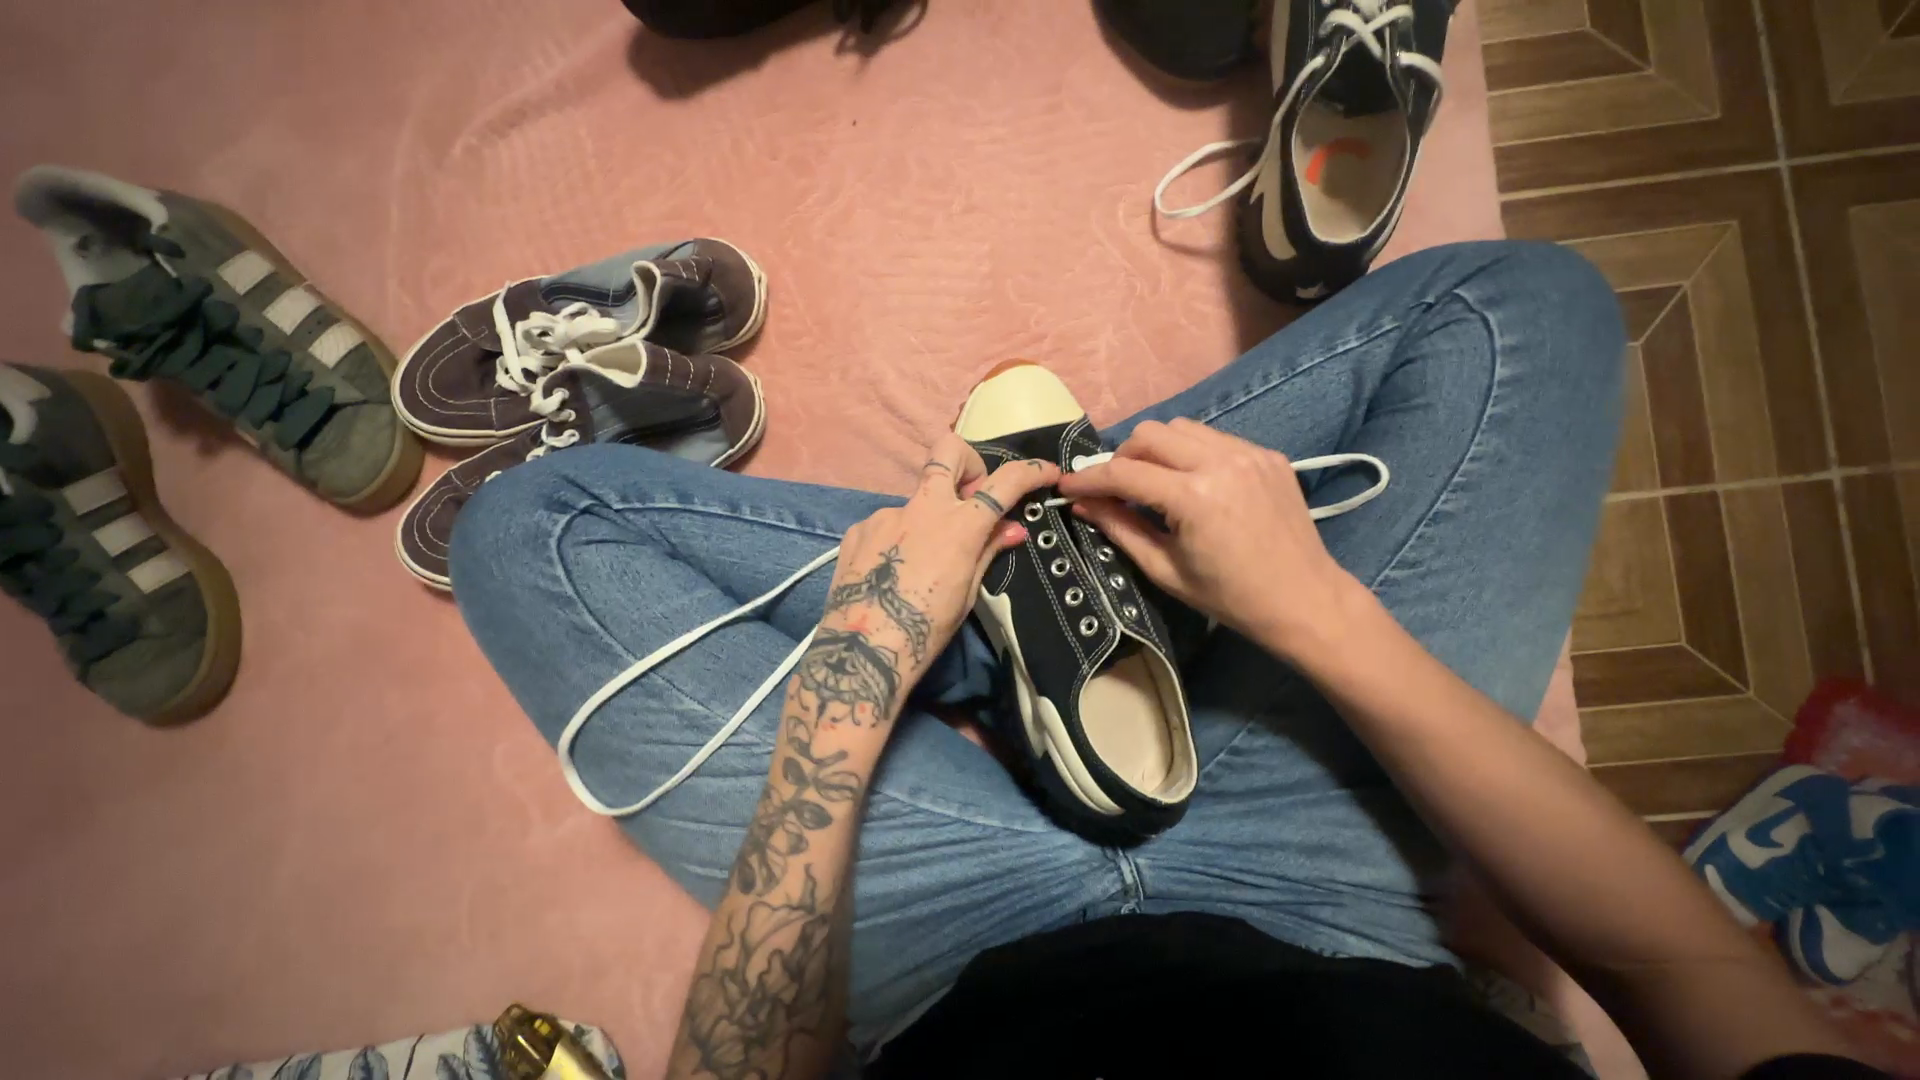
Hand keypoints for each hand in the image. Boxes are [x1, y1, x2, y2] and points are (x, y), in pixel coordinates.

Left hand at [806, 434, 1059, 725]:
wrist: (862, 648)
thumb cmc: (925, 628)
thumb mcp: (966, 593)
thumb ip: (987, 551)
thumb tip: (1013, 528)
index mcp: (958, 526)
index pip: (1004, 483)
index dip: (1031, 472)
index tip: (1047, 472)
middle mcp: (922, 508)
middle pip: (948, 450)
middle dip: (968, 461)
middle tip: (971, 496)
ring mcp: (886, 515)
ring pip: (916, 500)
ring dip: (927, 519)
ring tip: (921, 564)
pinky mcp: (858, 529)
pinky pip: (887, 524)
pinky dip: (897, 540)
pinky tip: (892, 573)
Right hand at [1054, 418, 1364, 658]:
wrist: (1303, 598)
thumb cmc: (1229, 596)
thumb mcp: (1164, 569)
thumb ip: (1120, 528)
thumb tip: (1083, 503)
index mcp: (1193, 498)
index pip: (1125, 473)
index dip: (1089, 478)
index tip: (1067, 487)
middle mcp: (1220, 463)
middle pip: (1150, 433)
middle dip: (1123, 457)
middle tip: (1115, 487)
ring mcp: (1248, 453)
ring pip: (1181, 427)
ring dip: (1156, 449)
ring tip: (1153, 482)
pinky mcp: (1267, 455)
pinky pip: (1213, 437)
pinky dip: (1190, 452)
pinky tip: (1192, 482)